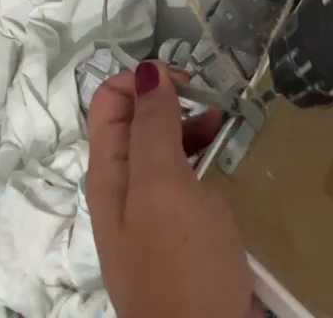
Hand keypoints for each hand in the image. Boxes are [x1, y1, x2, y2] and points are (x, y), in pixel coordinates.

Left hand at [85, 61, 252, 317]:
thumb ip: (152, 126)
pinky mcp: (176, 226)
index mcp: (109, 172)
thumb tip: (145, 68)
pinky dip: (198, 151)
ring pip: (160, 143)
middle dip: (170, 97)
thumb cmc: (181, 263)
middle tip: (211, 100)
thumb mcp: (164, 187)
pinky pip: (180, 171)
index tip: (187, 82)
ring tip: (223, 120)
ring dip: (187, 122)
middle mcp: (123, 185)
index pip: (109, 100)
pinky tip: (220, 152)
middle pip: (135, 118)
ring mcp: (149, 208)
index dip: (143, 79)